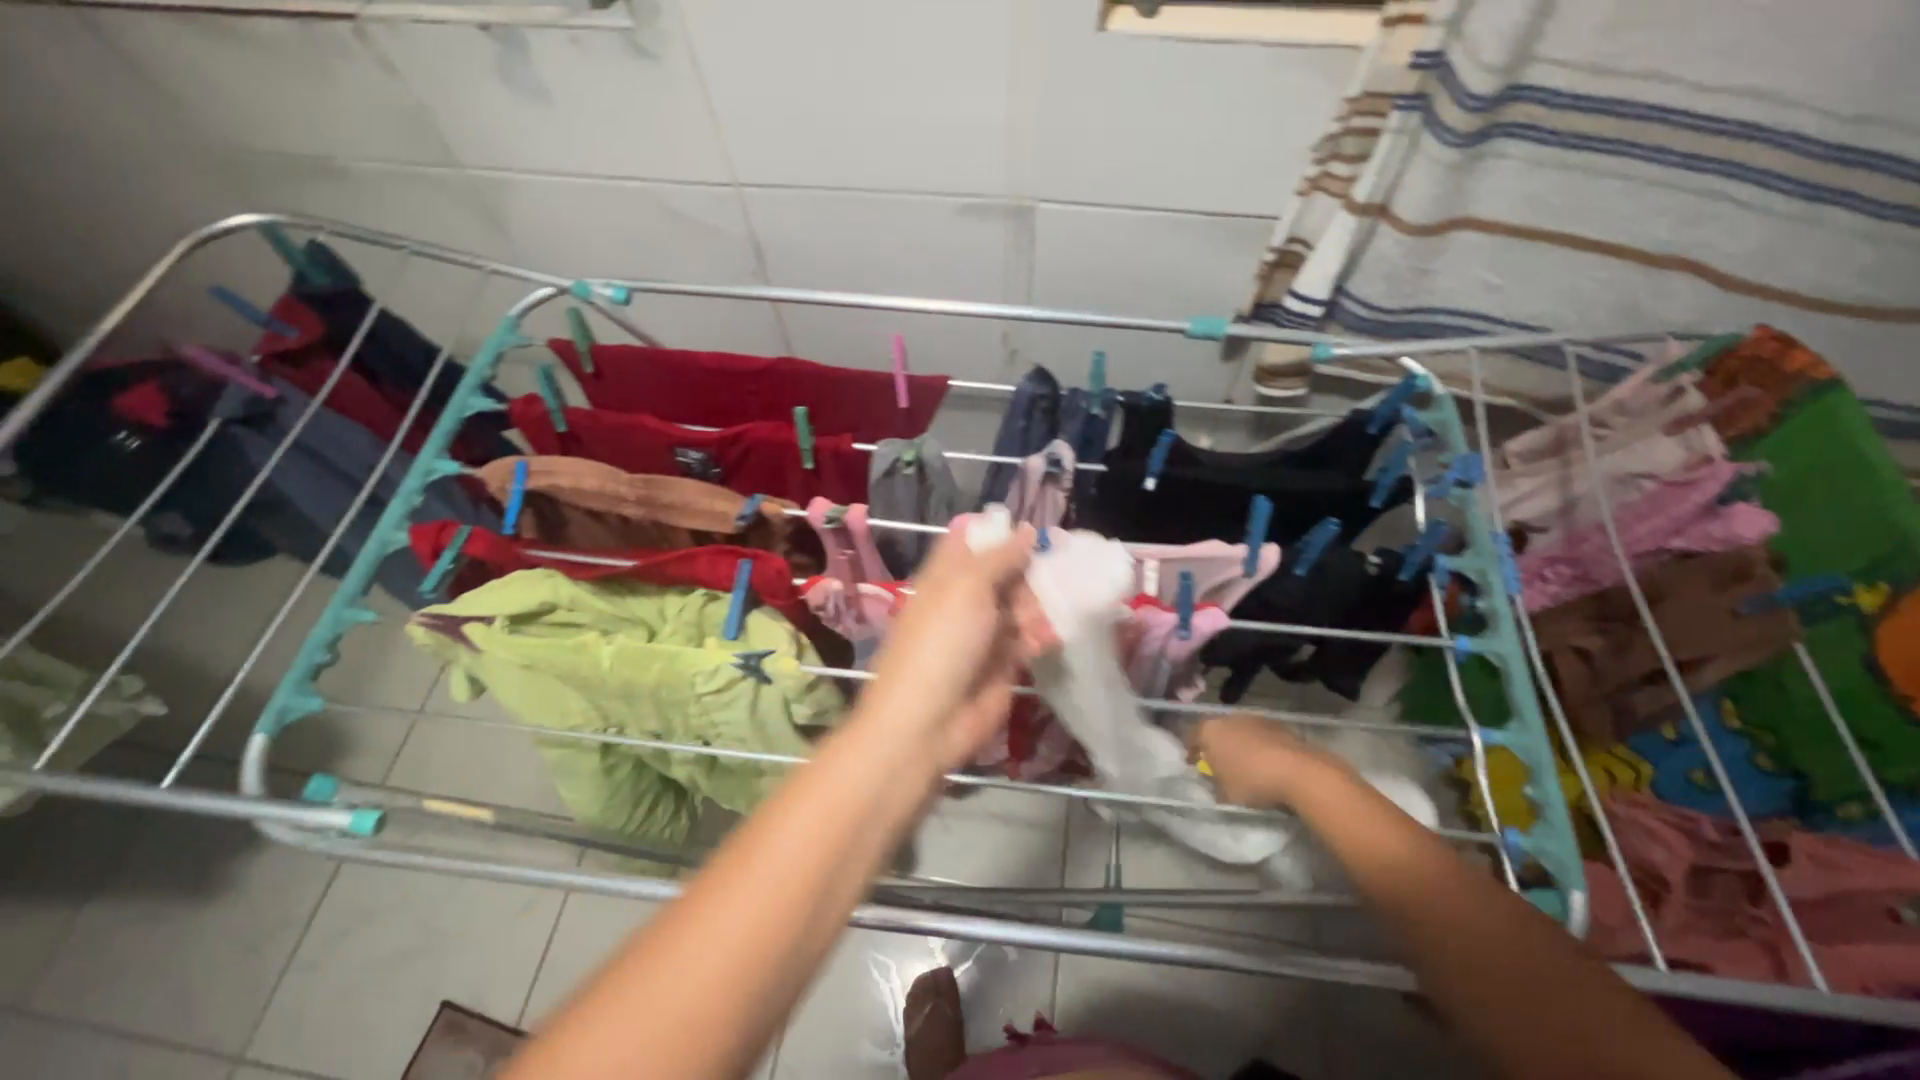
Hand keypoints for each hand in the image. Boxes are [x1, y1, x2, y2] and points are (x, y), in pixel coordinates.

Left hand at [859, 523, 1055, 769]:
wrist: (927, 721)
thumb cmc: (940, 643)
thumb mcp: (967, 587)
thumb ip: (999, 558)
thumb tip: (1026, 531)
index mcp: (945, 578)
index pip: (970, 543)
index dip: (1000, 533)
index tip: (1036, 527)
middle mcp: (965, 602)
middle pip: (1004, 574)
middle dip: (1032, 568)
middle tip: (1065, 562)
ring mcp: (984, 635)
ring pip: (1021, 606)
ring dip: (1042, 602)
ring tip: (1062, 600)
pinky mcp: (1003, 666)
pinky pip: (1029, 640)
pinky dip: (1044, 634)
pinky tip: (1057, 632)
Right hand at [1195, 713, 1348, 808]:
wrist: (1300, 773)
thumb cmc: (1252, 782)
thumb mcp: (1224, 794)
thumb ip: (1214, 785)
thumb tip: (1214, 782)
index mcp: (1210, 730)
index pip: (1192, 737)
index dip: (1191, 752)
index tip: (1193, 765)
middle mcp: (1231, 718)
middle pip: (1217, 730)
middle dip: (1216, 745)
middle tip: (1218, 763)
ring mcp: (1257, 719)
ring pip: (1241, 731)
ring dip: (1240, 744)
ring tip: (1245, 764)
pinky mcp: (1280, 726)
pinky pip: (1262, 736)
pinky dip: (1260, 747)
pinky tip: (1267, 764)